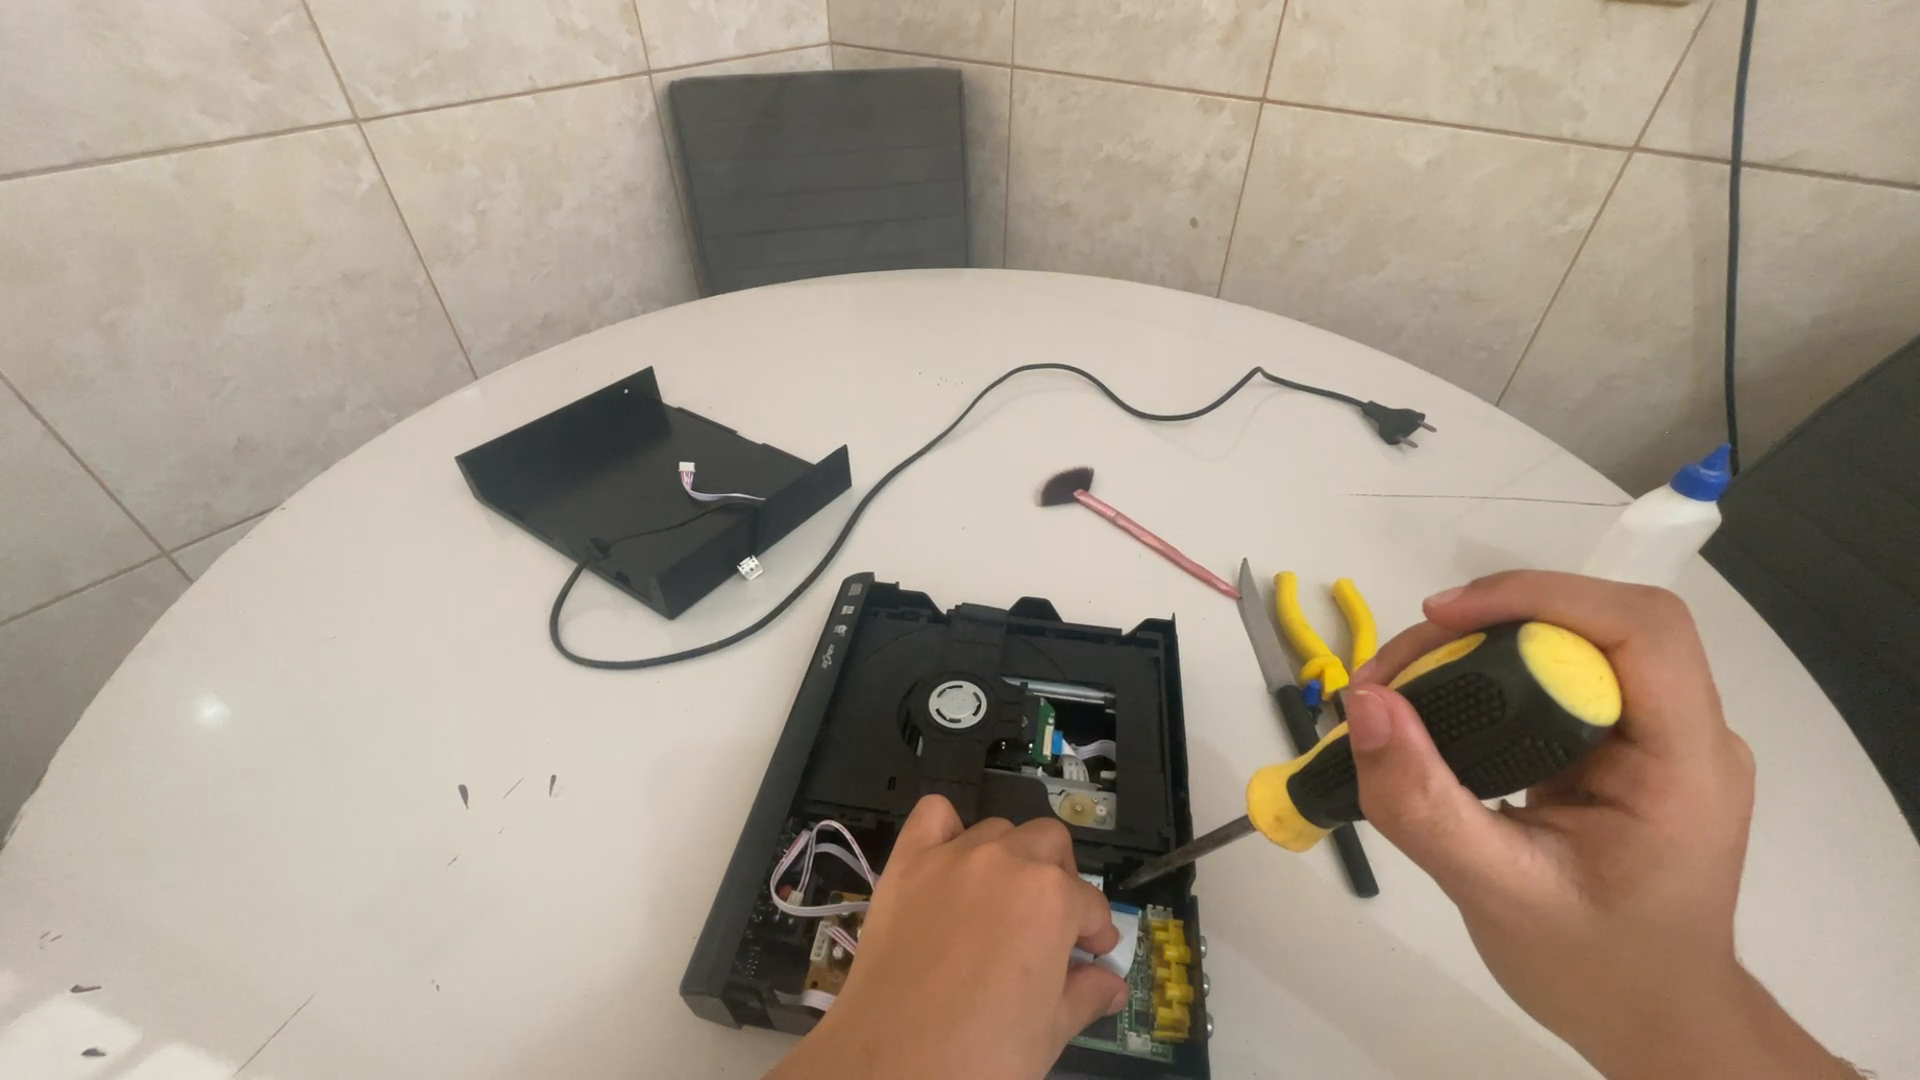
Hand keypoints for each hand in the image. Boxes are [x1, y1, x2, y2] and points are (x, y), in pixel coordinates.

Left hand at [767, 795, 1126, 1079]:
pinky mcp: (908, 860)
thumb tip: (1110, 985)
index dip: (1095, 932)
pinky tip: (951, 860)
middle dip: (1061, 878)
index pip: (1091, 903)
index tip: (1090, 955)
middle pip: (1049, 842)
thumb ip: (1085, 995)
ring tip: (1001, 901)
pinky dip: (947, 826)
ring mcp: (954, 854)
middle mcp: (1007, 860)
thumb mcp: (1049, 1033)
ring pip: (999, 829)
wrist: (895, 1065)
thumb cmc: (984, 1055)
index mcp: (1052, 898)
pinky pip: (933, 814)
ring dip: (1010, 856)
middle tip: (1050, 924)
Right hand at [1347, 571, 1852, 1079]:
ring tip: (1387, 691)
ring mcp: (1640, 733)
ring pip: (1554, 641)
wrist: (1646, 1016)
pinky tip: (1423, 707)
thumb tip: (1365, 703)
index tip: (1439, 619)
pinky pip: (1536, 676)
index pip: (1639, 630)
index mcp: (1682, 763)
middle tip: (1385, 675)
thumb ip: (1422, 803)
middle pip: (1583, 624)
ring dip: (1463, 647)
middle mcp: (1674, 730)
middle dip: (1475, 626)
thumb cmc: (1592, 967)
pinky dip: (1469, 674)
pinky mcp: (1601, 742)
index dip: (1538, 597)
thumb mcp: (1494, 891)